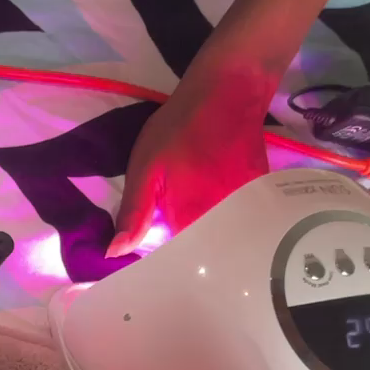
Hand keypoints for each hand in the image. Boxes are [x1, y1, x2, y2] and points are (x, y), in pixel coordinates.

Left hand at [106, 76, 271, 257]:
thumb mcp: (144, 170)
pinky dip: (219, 229)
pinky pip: (234, 225)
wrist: (231, 91)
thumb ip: (133, 214)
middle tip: (160, 269)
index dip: (160, 271)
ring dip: (201, 247)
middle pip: (201, 256)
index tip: (145, 278)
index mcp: (191, 220)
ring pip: (218, 242)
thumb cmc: (179, 129)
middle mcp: (222, 222)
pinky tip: (203, 225)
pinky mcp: (255, 198)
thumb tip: (114, 253)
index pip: (175, 263)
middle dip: (181, 264)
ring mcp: (243, 210)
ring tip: (181, 253)